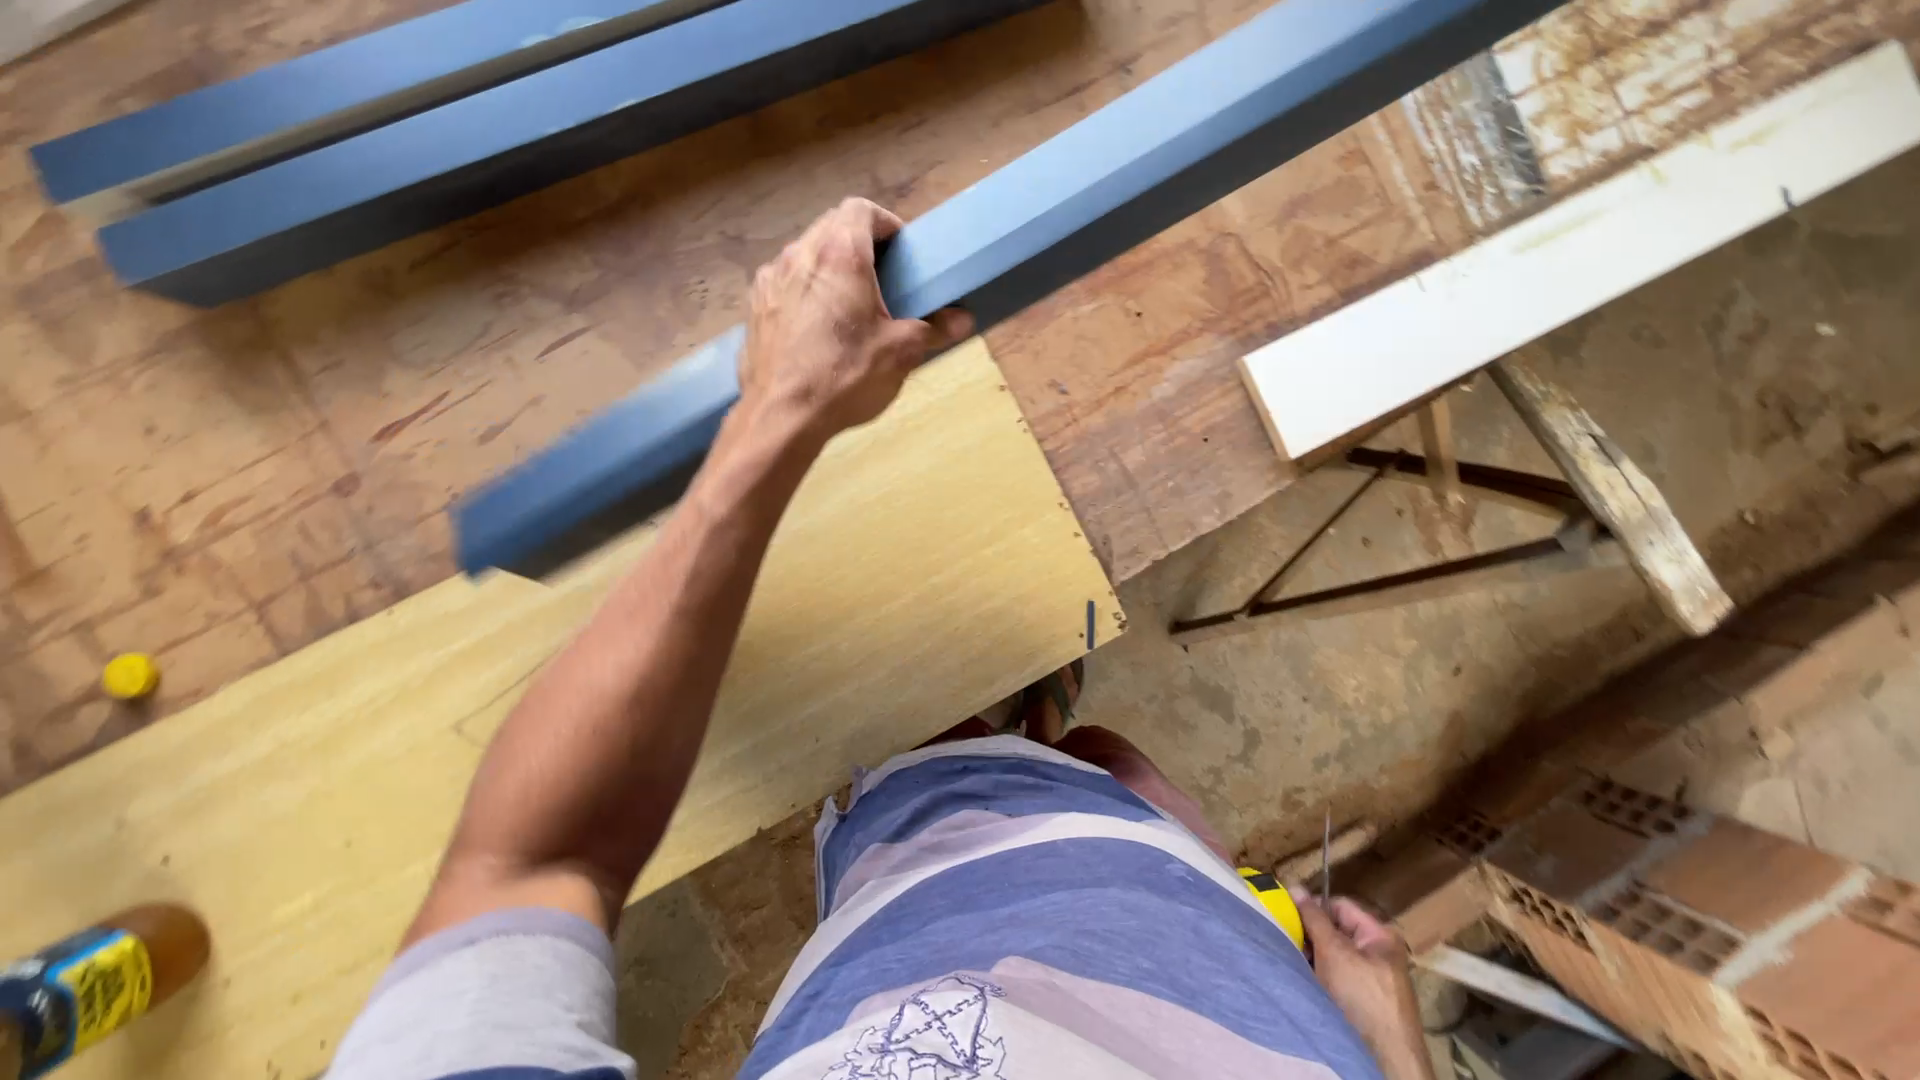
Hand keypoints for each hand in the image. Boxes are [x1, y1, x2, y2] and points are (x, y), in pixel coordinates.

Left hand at [740, 197, 972, 439]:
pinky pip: (785, 284)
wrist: (781, 416)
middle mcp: (800, 255)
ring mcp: (770, 280)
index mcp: (840, 254)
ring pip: (806, 256)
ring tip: (848, 306)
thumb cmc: (845, 376)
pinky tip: (816, 330)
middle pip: (831, 227)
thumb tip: (963, 319)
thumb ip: (933, 329)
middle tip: (881, 279)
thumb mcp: (900, 353)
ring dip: (829, 269)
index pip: (861, 209)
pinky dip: (804, 293)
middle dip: (858, 245)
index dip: (885, 224)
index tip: (900, 252)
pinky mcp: (755, 307)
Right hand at [1292, 890, 1435, 1079]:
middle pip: (1334, 930)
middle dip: (1309, 934)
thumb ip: (1314, 918)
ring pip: (1332, 955)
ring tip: (1290, 958)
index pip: (1339, 906)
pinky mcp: (1362, 1000)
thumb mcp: (1334, 951)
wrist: (1385, 1058)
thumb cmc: (1362, 997)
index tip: (1285, 913)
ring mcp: (1370, 978)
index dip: (1313, 907)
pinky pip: (1334, 976)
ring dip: (1311, 956)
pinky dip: (1318, 975)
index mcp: (1379, 935)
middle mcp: (1377, 953)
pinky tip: (1303, 979)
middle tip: (1285, 938)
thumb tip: (1295, 886)